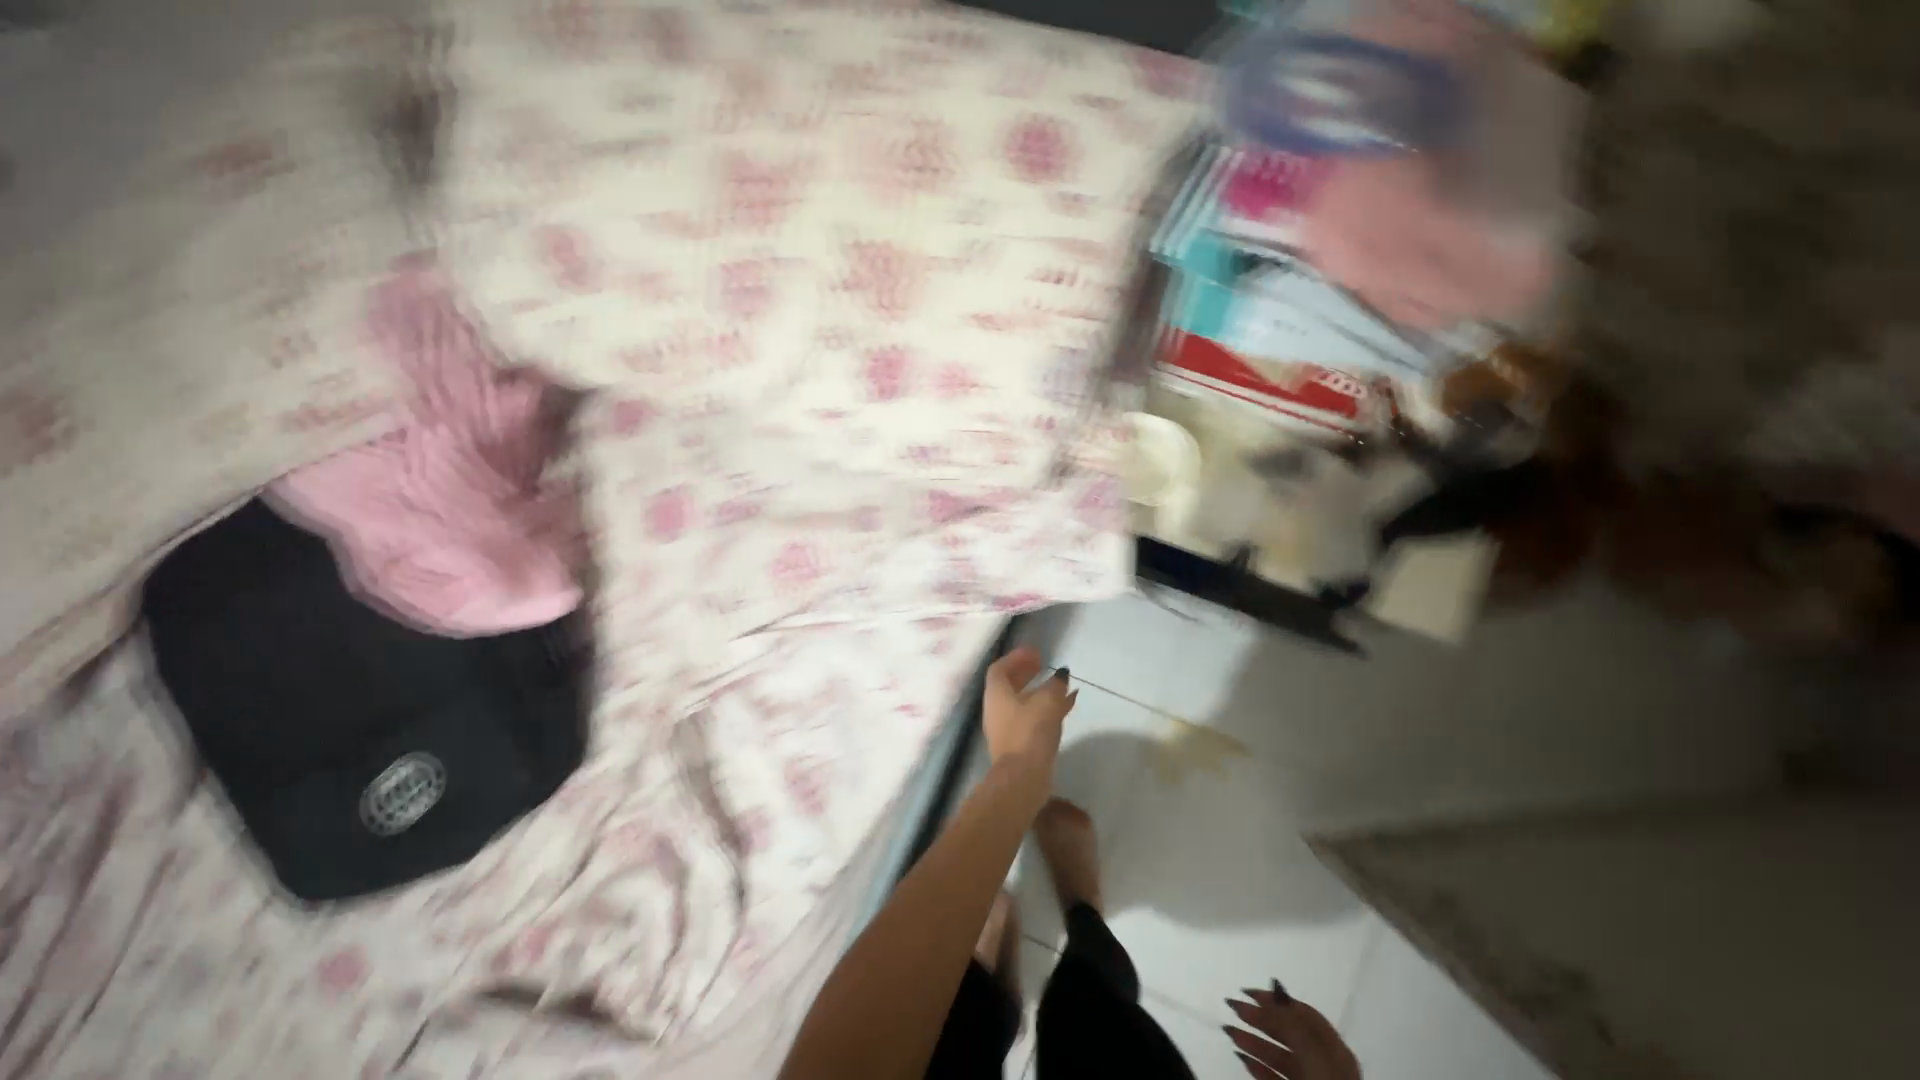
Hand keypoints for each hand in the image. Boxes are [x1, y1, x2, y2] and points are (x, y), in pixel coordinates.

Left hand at [981, 646, 1075, 773]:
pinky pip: (1033, 718)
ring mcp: (1007, 728)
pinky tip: (1067, 706)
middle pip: (1010, 685)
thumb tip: (1061, 675)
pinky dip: (1047, 709)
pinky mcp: (1019, 744)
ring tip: (1061, 685)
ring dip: (1040, 692)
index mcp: (996, 694)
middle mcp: (997, 709)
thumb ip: (1055, 685)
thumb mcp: (1047, 702)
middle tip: (1045, 665)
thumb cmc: (1030, 732)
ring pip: (1023, 703)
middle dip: (1027, 673)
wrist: (1023, 777)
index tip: (1035, 653)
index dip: (1017, 657)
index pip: (1000, 668)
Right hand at [1225, 984, 1361, 1079]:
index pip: (1304, 1015)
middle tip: (1232, 1007)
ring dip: (1252, 1041)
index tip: (1248, 992)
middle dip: (1260, 1018)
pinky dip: (1256, 1067)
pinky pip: (1273, 1079)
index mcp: (1333, 1050)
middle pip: (1289, 1033)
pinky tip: (1241, 1058)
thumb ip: (1291, 1025)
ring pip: (1278, 1057)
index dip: (1277, 1000)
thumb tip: (1272, 996)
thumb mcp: (1311, 1054)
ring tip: (1229, 1031)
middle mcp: (1323, 1065)